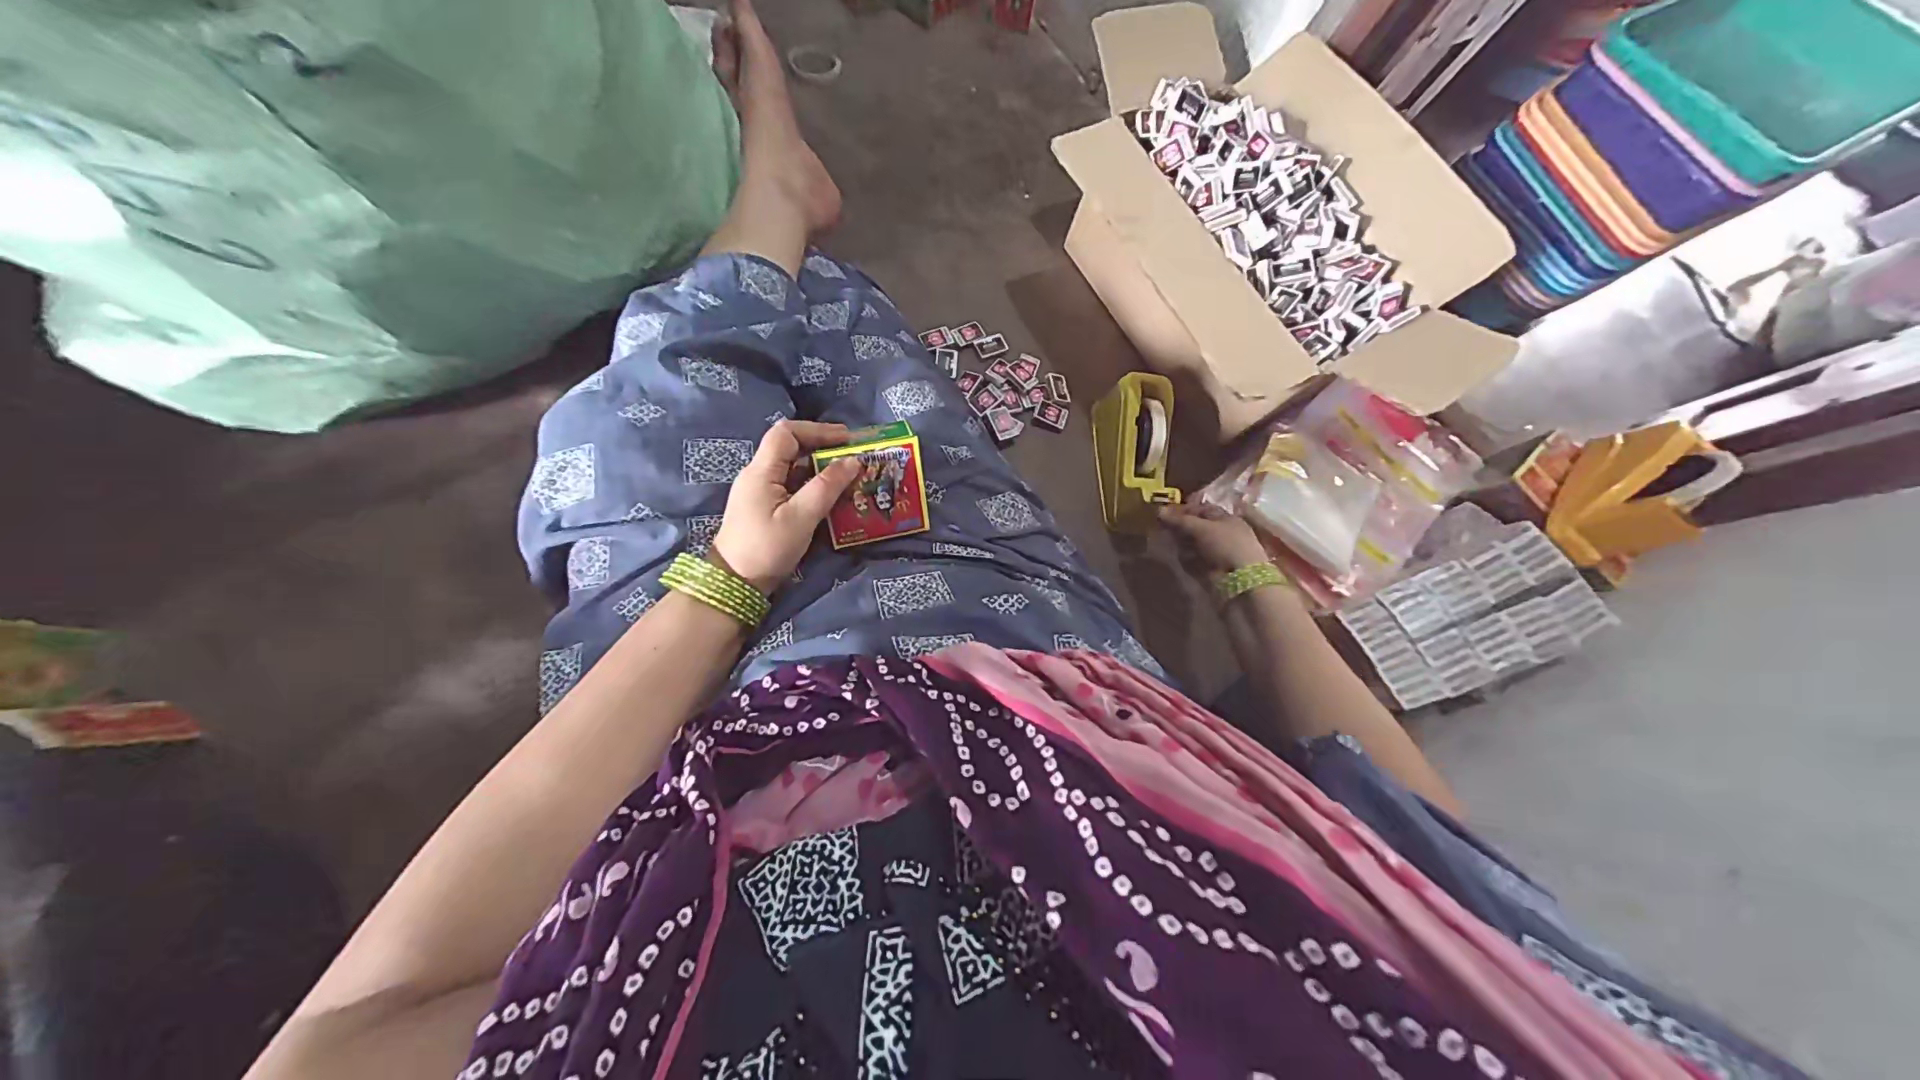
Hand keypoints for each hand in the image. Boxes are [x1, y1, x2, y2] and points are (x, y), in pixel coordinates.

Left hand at [711, 421, 859, 592]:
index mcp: (761, 471)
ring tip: (849, 477)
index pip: (787, 433)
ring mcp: (760, 492)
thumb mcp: (801, 517)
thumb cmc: (767, 548)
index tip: (847, 439)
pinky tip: (831, 497)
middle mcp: (758, 475)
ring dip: (821, 469)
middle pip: (791, 448)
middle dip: (824, 449)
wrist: (735, 583)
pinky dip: (813, 486)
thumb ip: (827, 486)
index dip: (818, 430)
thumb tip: (853, 461)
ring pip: (793, 469)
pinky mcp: (764, 508)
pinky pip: (791, 487)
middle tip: (854, 458)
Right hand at [1158, 503, 1270, 576]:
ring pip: (1194, 542)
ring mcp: (1218, 551)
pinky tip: (1177, 556)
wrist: (1240, 579)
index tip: (1167, 513)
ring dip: (1182, 542)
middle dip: (1181, 527)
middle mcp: (1223, 533)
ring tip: (1168, 542)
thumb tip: (1159, 511)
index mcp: (1227, 519)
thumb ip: (1180, 520)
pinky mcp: (1213, 567)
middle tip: (1163, 527)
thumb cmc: (1224, 545)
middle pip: (1197, 526)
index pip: (1203, 509)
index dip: (1184, 510)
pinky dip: (1185, 557)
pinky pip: (1194, 558)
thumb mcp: (1201, 528)